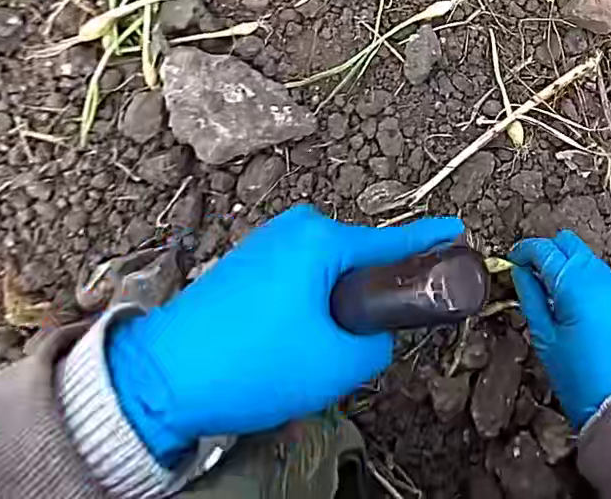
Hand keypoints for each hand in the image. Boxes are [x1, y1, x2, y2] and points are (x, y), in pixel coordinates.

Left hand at [106, 204, 464, 462]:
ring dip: (335, 302)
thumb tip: (380, 334)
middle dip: (368, 293)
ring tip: (316, 345)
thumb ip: (377, 345)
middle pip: (360, 259)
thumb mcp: (332, 366)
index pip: (394, 240)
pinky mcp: (249, 258)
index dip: (431, 241)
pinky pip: (300, 273)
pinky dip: (308, 300)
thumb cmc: (246, 365)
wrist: (152, 384)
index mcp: (322, 240)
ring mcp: (270, 240)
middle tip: (362, 333)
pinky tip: (292, 336)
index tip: (458, 233)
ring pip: (328, 270)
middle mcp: (298, 227)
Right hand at [508, 230, 610, 427]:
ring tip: (561, 302)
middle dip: (550, 254)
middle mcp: (602, 276)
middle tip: (535, 277)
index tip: (515, 259)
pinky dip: (594, 288)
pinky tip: (588, 316)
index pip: (546, 249)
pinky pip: (609, 281)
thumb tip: (521, 272)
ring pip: (590, 261)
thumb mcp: (545, 339)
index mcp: (576, 284)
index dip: (526, 251)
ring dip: (573, 271)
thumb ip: (531, 298)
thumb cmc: (581, 379)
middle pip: (570, 244)